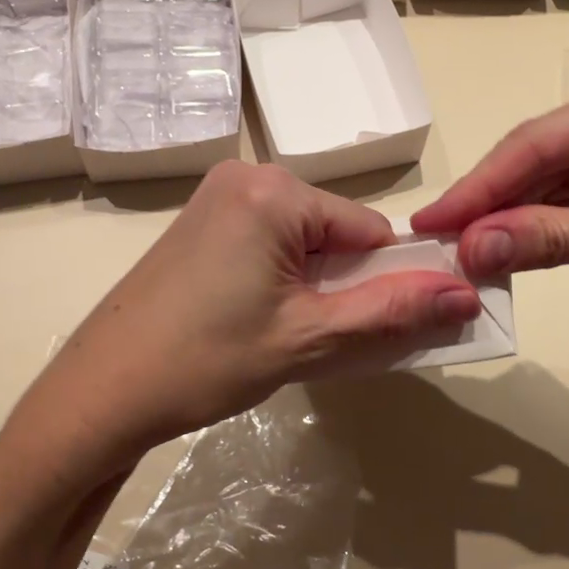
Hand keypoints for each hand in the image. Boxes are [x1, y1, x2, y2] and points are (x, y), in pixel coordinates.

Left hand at [27, 162, 481, 469]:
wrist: (102, 391)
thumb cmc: (206, 362)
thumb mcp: (308, 339)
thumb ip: (390, 312)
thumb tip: (467, 294)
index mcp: (274, 192)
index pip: (369, 229)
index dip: (385, 280)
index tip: (377, 328)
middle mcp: (246, 177)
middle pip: (335, 231)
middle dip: (345, 284)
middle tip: (322, 340)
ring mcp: (216, 197)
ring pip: (302, 239)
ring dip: (314, 286)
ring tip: (287, 337)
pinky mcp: (199, 223)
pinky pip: (268, 241)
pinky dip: (282, 278)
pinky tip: (260, 322)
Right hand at [412, 69, 568, 322]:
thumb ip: (549, 237)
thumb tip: (470, 249)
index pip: (535, 143)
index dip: (479, 185)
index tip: (432, 221)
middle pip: (527, 161)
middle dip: (484, 203)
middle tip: (435, 241)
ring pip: (532, 184)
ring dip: (498, 220)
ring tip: (454, 252)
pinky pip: (549, 205)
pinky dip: (523, 232)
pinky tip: (492, 252)